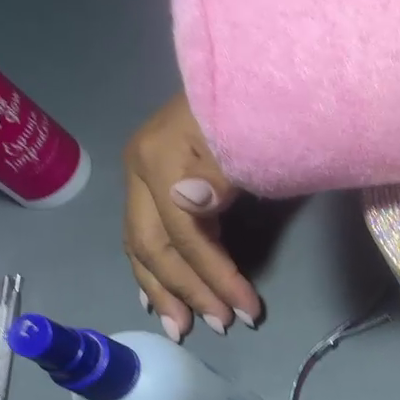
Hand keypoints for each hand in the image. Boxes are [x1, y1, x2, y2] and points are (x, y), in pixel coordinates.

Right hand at [123, 93, 259, 341]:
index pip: (184, 236)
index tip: (248, 312)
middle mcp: (141, 169)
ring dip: (164, 289)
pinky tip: (156, 295)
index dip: (215, 277)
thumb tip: (188, 203)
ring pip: (143, 245)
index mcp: (160, 160)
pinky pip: (146, 232)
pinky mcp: (155, 179)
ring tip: (180, 326)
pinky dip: (154, 268)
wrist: (254, 71)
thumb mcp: (246, 140)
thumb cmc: (259, 107)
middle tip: (217, 328)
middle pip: (153, 246)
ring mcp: (143, 173)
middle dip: (186, 292)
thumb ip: (219, 173)